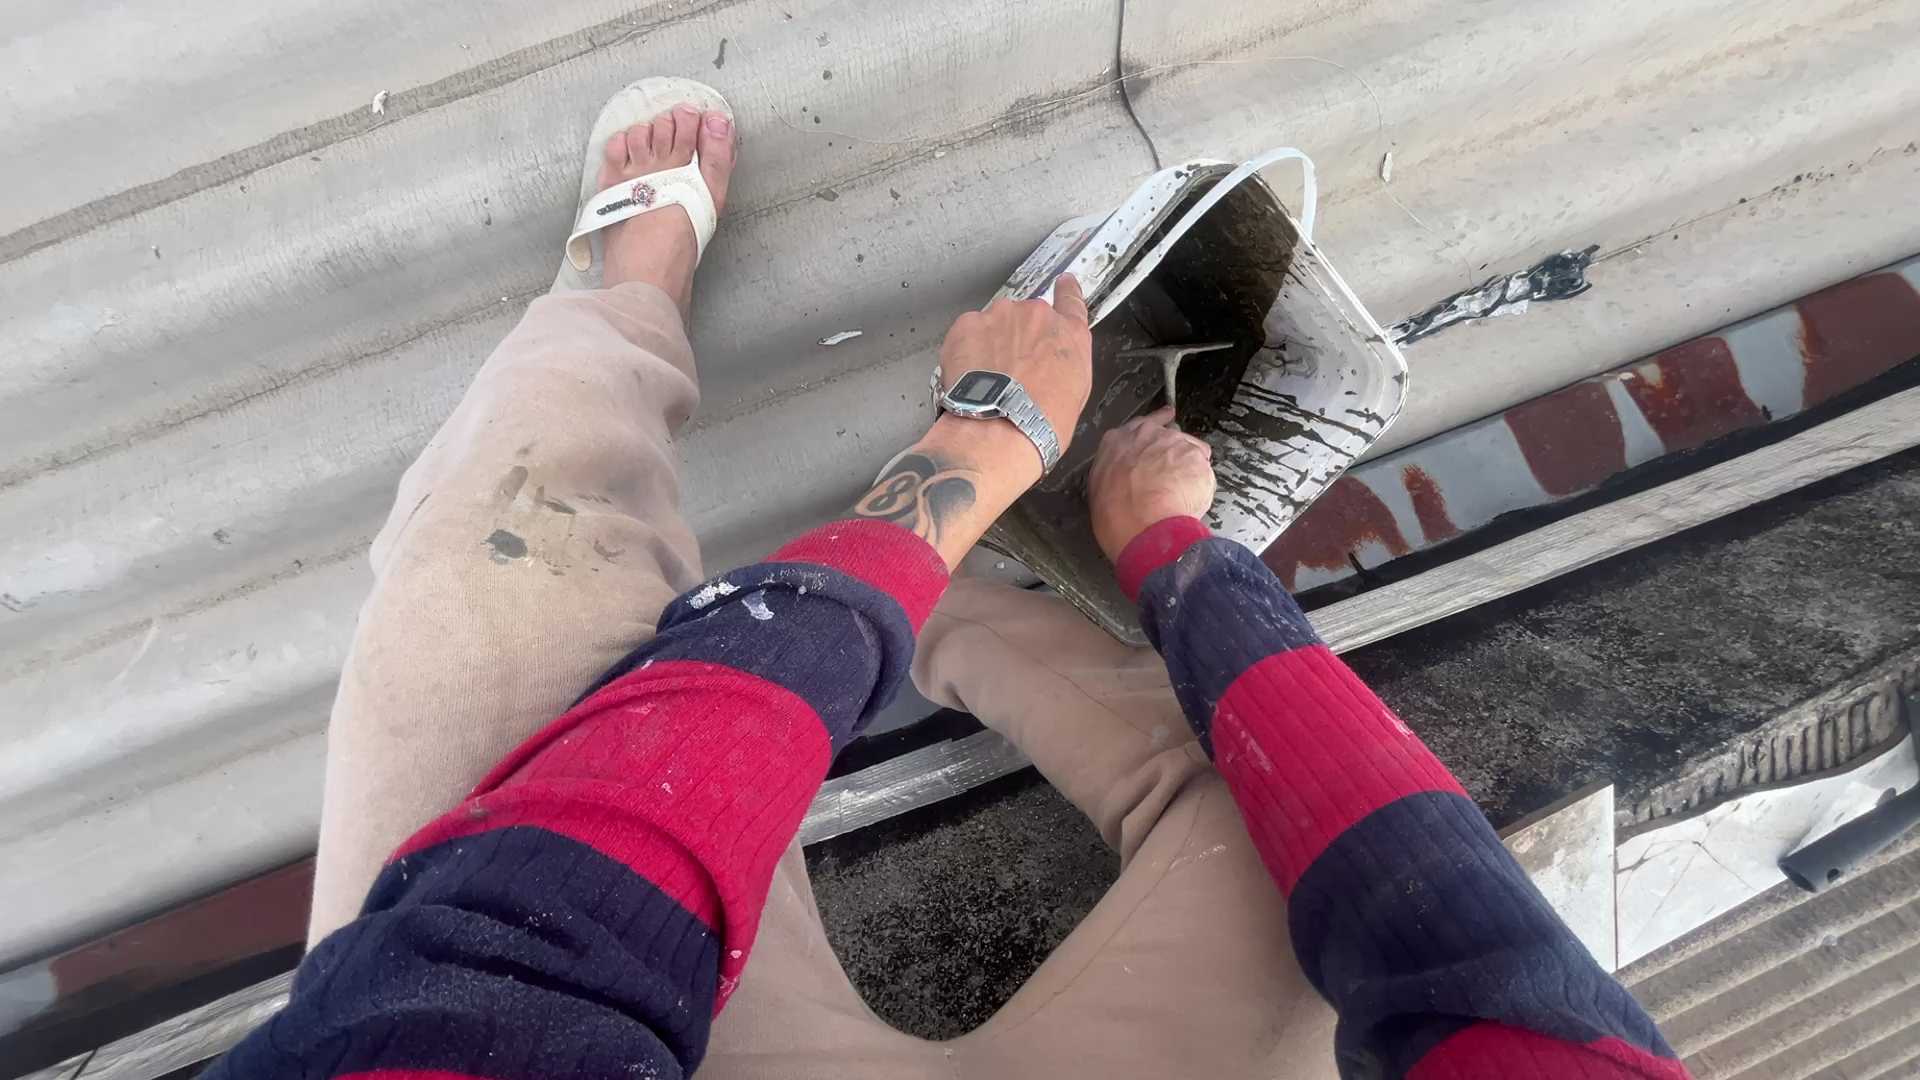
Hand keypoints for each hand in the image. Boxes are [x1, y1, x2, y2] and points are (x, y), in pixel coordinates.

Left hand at [933, 273, 1093, 478]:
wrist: (1000, 431)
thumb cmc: (1041, 424)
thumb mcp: (1074, 395)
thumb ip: (1066, 363)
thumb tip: (1052, 361)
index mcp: (1069, 335)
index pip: (1071, 301)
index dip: (1067, 290)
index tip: (1064, 282)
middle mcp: (1038, 316)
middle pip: (1025, 319)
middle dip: (1017, 338)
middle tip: (1009, 371)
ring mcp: (1001, 316)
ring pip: (994, 324)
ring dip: (990, 343)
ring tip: (986, 379)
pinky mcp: (968, 325)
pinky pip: (967, 332)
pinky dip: (965, 350)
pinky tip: (968, 377)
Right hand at [1087, 407, 1215, 561]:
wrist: (1142, 525)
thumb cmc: (1116, 515)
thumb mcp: (1098, 490)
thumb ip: (1114, 472)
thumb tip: (1121, 478)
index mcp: (1116, 443)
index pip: (1137, 425)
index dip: (1153, 424)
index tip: (1165, 418)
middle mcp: (1146, 435)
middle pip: (1166, 434)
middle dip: (1170, 449)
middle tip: (1173, 467)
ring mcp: (1173, 443)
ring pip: (1188, 448)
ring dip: (1187, 466)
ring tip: (1182, 492)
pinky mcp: (1197, 456)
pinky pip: (1203, 467)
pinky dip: (1200, 480)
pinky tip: (1191, 497)